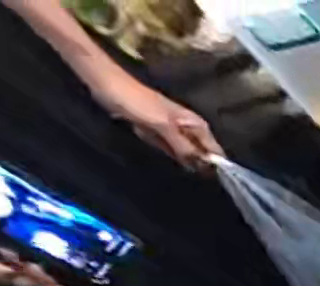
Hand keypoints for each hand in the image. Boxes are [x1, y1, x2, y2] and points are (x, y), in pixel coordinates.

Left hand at [96, 77, 220, 168]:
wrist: (103, 81)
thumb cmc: (135, 100)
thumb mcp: (164, 126)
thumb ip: (186, 148)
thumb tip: (203, 168)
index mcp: (198, 126)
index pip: (216, 153)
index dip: (212, 166)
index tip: (200, 171)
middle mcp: (191, 130)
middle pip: (199, 156)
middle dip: (183, 156)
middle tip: (164, 142)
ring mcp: (175, 131)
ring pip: (180, 152)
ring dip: (164, 147)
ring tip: (149, 132)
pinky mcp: (160, 131)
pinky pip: (164, 145)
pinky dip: (153, 141)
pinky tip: (142, 131)